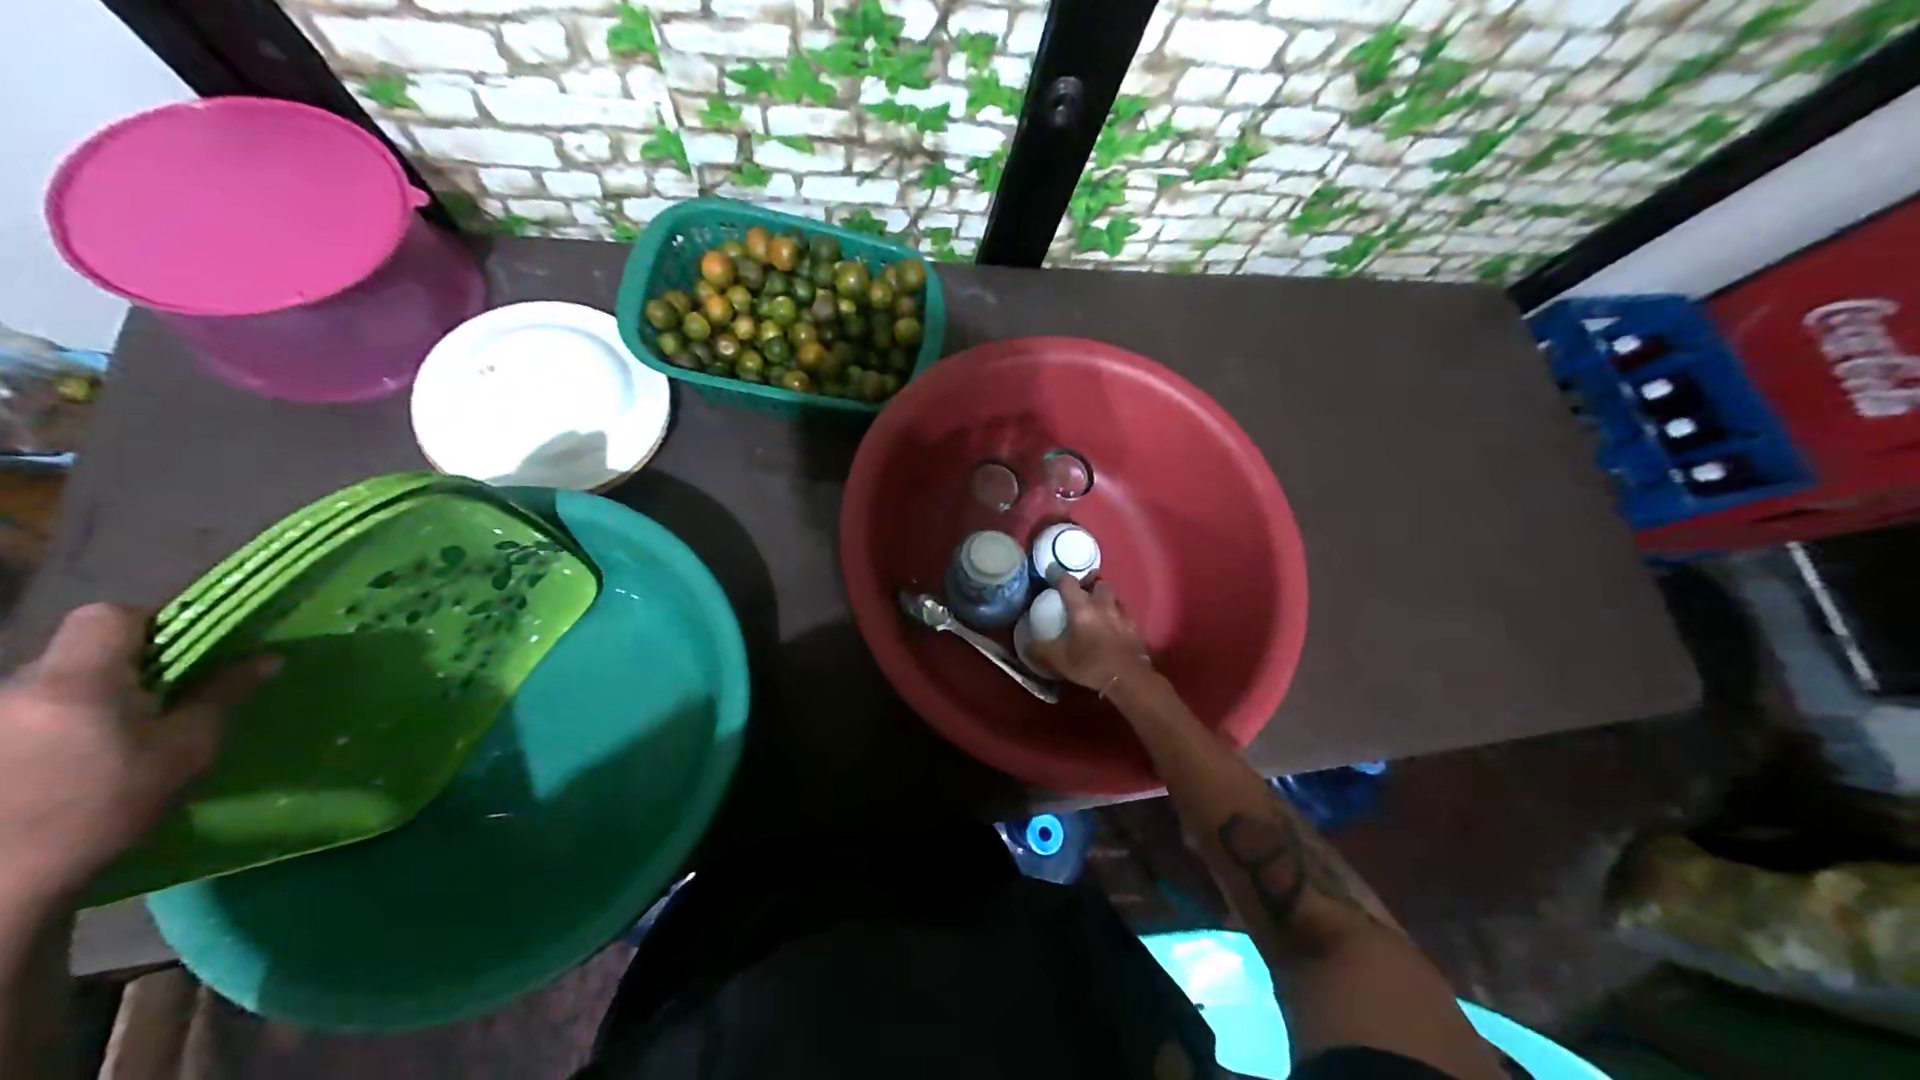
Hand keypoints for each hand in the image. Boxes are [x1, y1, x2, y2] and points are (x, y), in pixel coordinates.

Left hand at [0, 605, 273, 908]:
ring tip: (124, 736)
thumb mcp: (185, 749)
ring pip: (55, 682)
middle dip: (125, 664)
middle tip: (166, 698)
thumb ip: (223, 695)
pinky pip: (31, 712)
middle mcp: (20, 686)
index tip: (185, 651)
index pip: (109, 615)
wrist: (3, 881)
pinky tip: (78, 761)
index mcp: (76, 679)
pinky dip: (61, 723)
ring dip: (91, 696)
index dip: (151, 622)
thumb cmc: (106, 804)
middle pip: (81, 649)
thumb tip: (268, 656)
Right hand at [1030, 577, 1152, 692]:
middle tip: (1083, 597)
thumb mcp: (1058, 660)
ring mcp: (1122, 616)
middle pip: (1100, 584)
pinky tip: (1113, 631)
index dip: (1058, 575)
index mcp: (1082, 608)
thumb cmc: (1090, 665)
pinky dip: (1118, 619)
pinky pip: (1125, 616)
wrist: (1128, 678)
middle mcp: (1103, 606)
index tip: (1051, 573)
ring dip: (1107, 602)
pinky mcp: (1135, 628)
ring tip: (1099, 614)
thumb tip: (1026, 646)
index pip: (1068, 582)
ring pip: (1115, 599)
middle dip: (1092, 587)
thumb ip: (1040, 651)